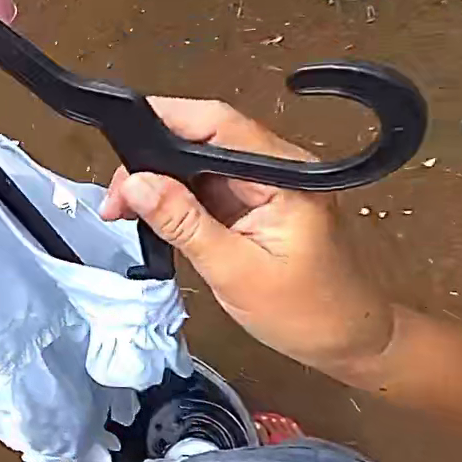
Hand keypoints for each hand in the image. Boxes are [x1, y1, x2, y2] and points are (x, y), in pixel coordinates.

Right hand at [99, 99, 395, 379]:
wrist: (346, 340)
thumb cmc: (304, 311)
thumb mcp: (234, 269)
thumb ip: (183, 223)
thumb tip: (136, 184)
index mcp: (282, 174)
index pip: (216, 123)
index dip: (163, 120)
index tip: (118, 140)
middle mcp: (273, 168)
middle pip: (198, 139)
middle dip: (148, 160)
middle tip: (115, 199)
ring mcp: (260, 184)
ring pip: (193, 163)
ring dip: (154, 181)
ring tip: (123, 210)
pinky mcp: (248, 202)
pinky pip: (199, 186)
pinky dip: (169, 198)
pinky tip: (148, 215)